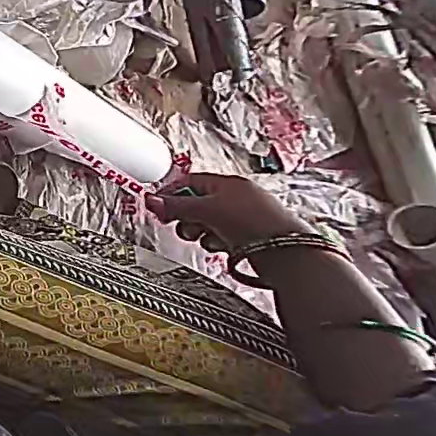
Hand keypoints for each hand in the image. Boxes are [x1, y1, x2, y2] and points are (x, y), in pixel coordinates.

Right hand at [145, 173, 314, 254]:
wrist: (286, 254)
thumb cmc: (250, 223)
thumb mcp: (204, 210)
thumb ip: (175, 206)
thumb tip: (149, 199)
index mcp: (228, 183)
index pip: (190, 182)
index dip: (172, 193)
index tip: (159, 207)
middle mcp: (238, 197)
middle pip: (198, 203)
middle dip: (186, 217)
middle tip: (183, 225)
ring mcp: (246, 217)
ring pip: (208, 222)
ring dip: (200, 232)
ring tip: (206, 238)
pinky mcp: (251, 237)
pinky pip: (222, 235)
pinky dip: (216, 241)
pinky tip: (221, 247)